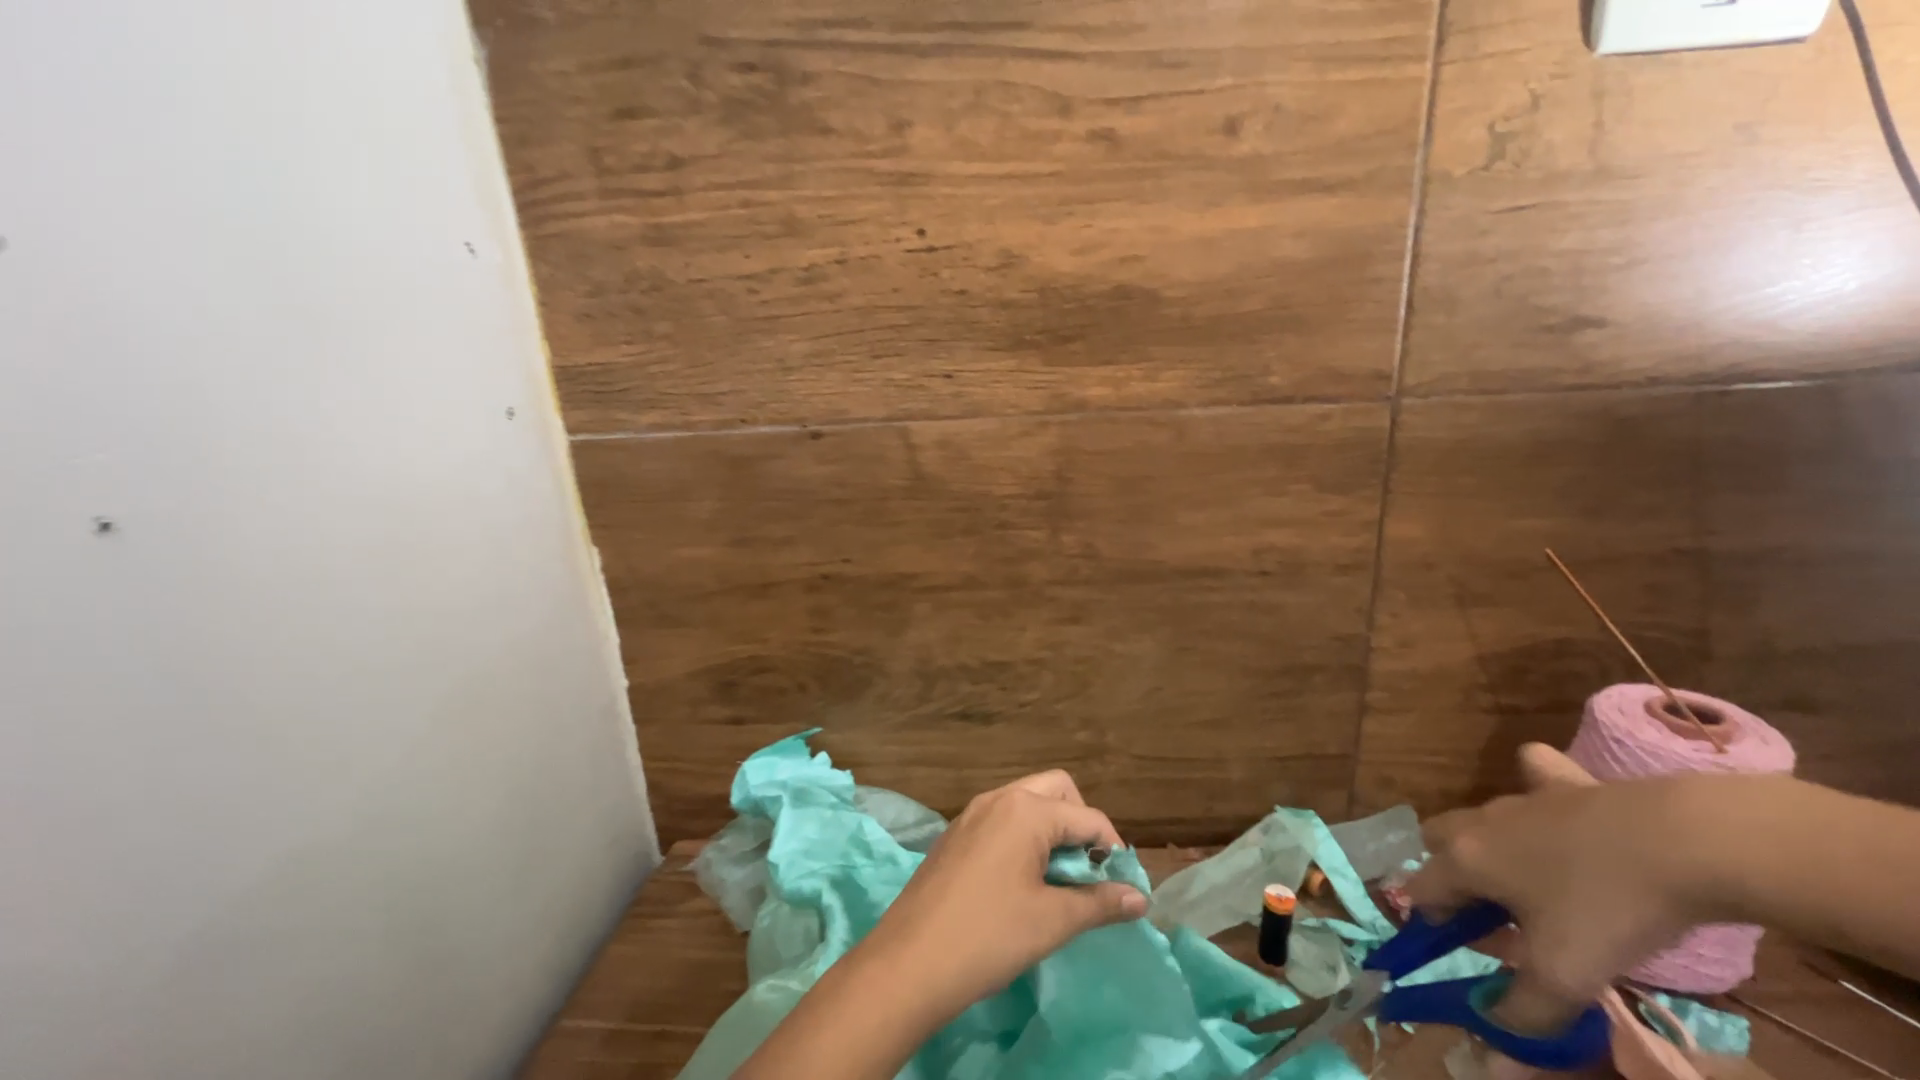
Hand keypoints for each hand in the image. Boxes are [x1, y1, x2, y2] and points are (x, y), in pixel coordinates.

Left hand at [859, 770, 1147, 1014]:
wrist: (908, 964)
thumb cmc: (988, 937)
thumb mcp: (1053, 921)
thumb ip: (1100, 903)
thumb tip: (1141, 898)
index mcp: (1025, 811)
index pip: (1088, 817)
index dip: (1112, 850)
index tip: (1121, 888)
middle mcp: (996, 800)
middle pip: (1056, 790)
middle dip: (1081, 823)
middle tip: (1087, 871)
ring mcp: (969, 816)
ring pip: (1025, 804)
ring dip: (1050, 830)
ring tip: (1058, 881)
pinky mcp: (952, 837)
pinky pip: (1000, 821)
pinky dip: (1021, 838)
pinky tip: (1020, 884)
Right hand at [1408, 744, 1705, 1030]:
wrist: (1687, 841)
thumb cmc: (1607, 907)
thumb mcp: (1565, 975)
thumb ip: (1523, 1011)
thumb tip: (1492, 1041)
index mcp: (1465, 861)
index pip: (1419, 890)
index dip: (1429, 925)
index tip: (1461, 955)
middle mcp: (1481, 823)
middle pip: (1436, 842)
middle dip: (1448, 876)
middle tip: (1489, 918)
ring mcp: (1524, 798)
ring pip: (1483, 818)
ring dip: (1491, 848)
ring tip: (1531, 886)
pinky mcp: (1570, 783)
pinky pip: (1536, 774)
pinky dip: (1535, 786)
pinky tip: (1555, 809)